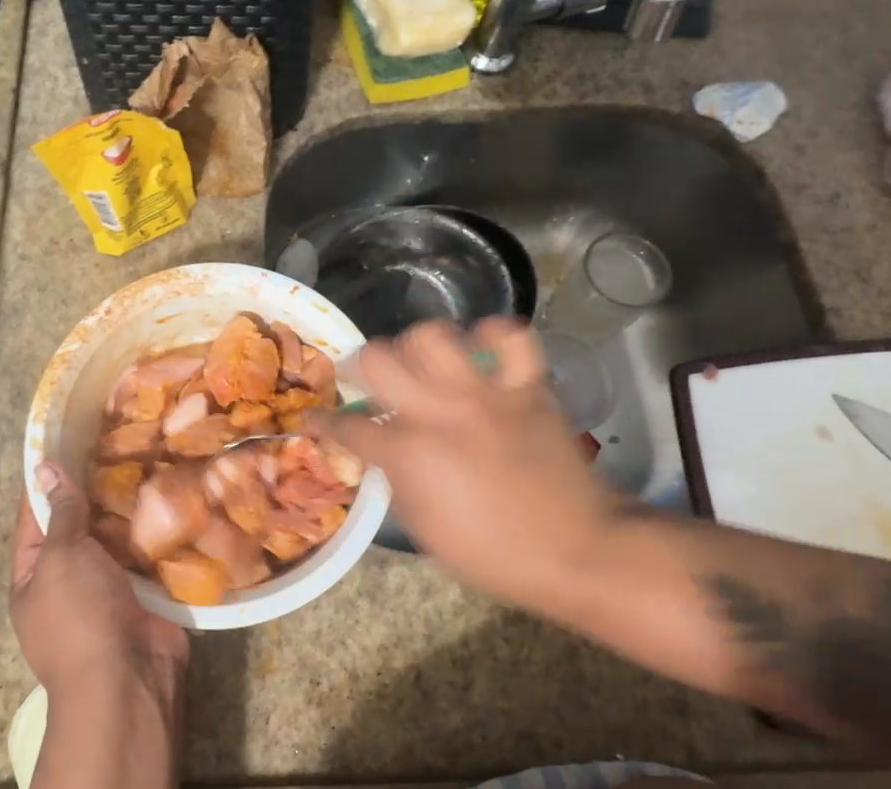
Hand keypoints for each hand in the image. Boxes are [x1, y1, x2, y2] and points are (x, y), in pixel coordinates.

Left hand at [11, 462, 188, 700]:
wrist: (127, 679)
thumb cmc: (79, 616)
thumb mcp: (60, 558)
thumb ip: (60, 513)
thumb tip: (45, 467)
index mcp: (32, 576)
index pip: (34, 517)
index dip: (48, 481)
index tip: (67, 441)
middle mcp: (68, 582)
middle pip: (80, 527)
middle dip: (97, 491)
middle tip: (120, 444)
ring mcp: (108, 590)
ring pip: (117, 539)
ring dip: (130, 511)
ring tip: (149, 461)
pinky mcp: (145, 596)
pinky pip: (147, 557)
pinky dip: (157, 534)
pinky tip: (172, 498)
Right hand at [312, 318, 621, 607]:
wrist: (576, 550)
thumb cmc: (493, 553)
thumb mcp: (425, 528)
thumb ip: (396, 479)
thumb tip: (383, 452)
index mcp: (410, 455)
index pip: (348, 426)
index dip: (322, 422)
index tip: (313, 419)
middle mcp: (440, 412)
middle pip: (378, 359)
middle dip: (360, 365)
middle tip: (366, 377)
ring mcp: (486, 394)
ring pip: (433, 336)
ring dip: (418, 348)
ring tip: (424, 364)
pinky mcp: (526, 387)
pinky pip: (509, 337)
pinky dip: (491, 338)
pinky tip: (482, 354)